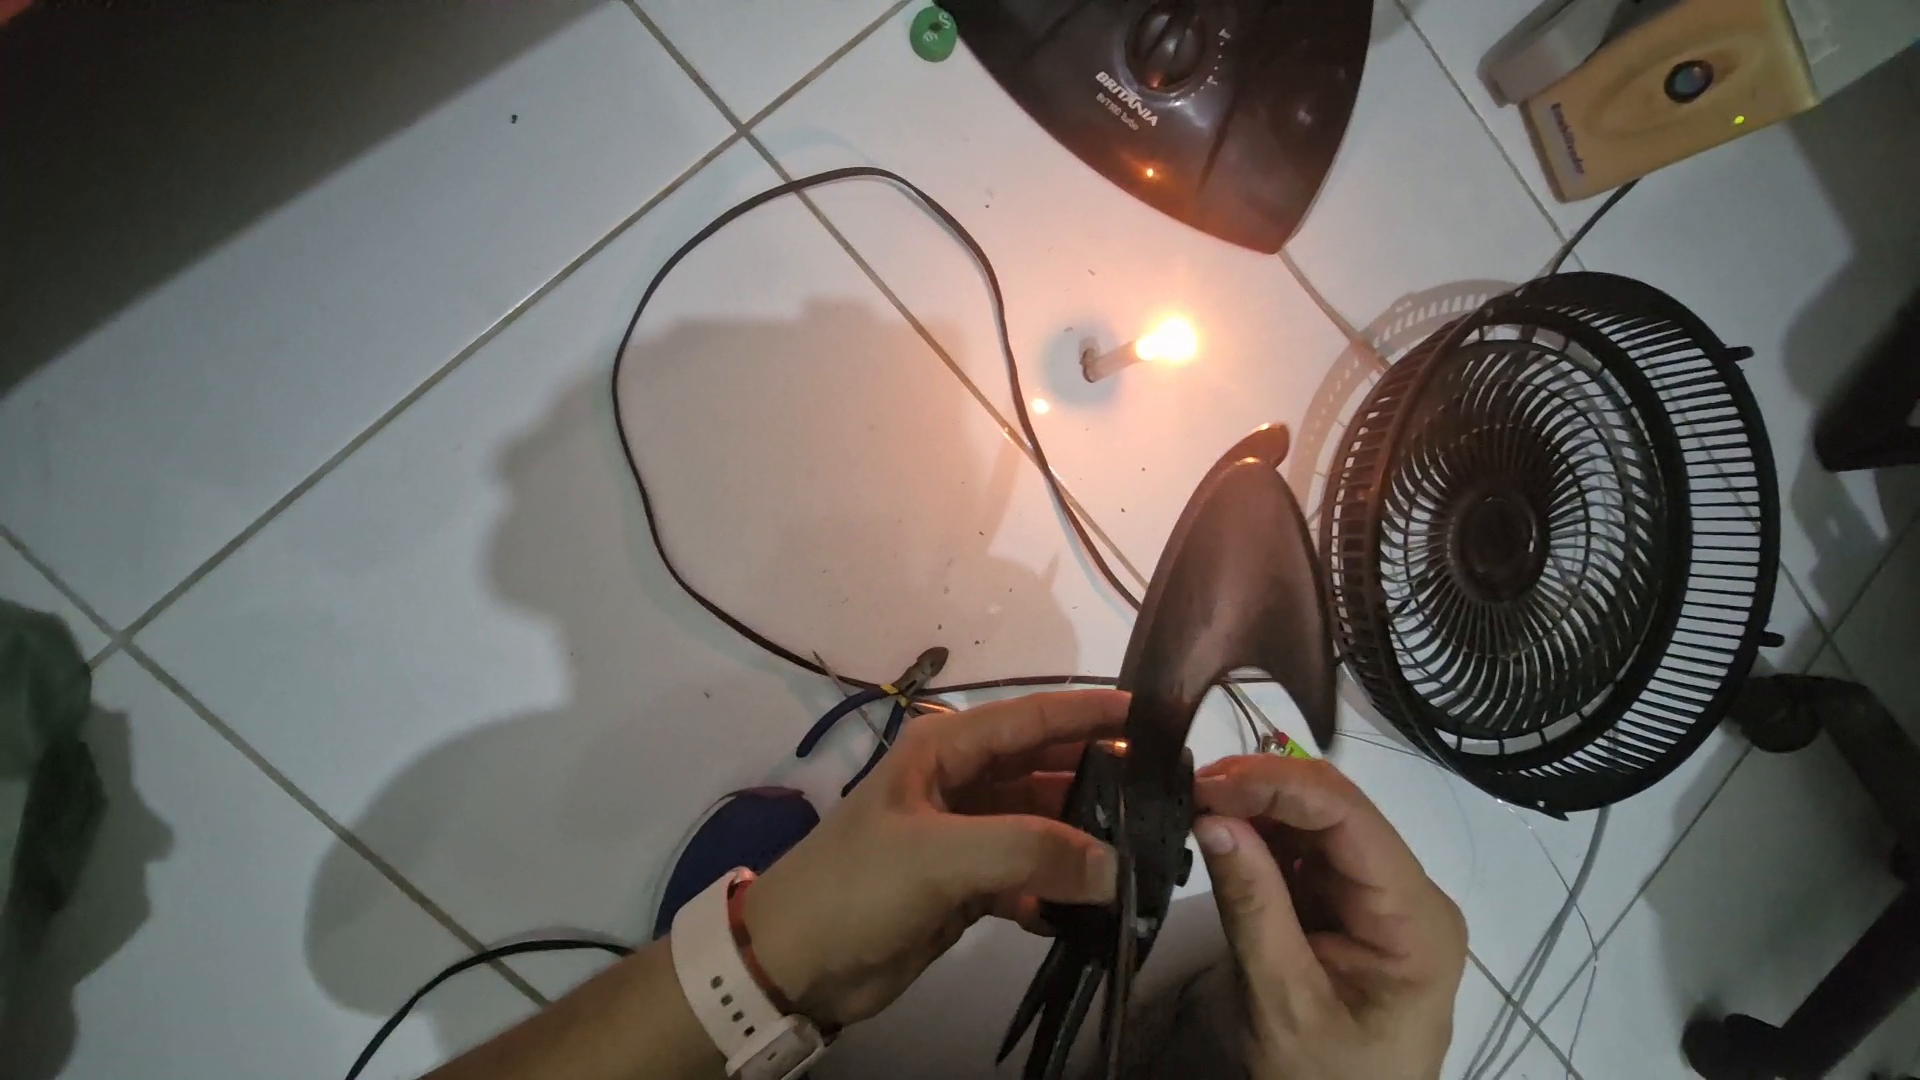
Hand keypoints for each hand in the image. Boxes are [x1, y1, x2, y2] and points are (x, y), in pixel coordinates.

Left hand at [739, 690, 1126, 1026]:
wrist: (795, 964)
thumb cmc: (858, 886)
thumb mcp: (938, 857)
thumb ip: (1028, 851)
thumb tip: (1115, 866)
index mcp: (947, 748)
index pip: (1031, 716)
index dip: (1088, 711)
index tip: (1151, 713)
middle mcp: (960, 780)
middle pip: (1043, 768)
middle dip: (1097, 779)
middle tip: (1163, 795)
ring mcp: (966, 832)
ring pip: (1041, 824)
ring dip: (1081, 842)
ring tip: (1141, 858)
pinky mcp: (967, 881)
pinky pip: (1028, 873)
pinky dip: (1054, 889)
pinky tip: (1085, 909)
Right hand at [1193, 754, 1466, 1079]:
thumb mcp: (1283, 1000)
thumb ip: (1252, 904)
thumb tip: (1210, 817)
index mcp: (1414, 918)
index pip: (1349, 817)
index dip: (1277, 785)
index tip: (1207, 786)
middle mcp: (1405, 889)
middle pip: (1334, 806)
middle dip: (1260, 786)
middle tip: (1191, 790)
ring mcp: (1374, 889)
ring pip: (1312, 812)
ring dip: (1252, 801)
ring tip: (1195, 805)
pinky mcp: (1343, 894)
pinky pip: (1298, 840)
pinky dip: (1253, 826)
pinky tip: (1218, 825)